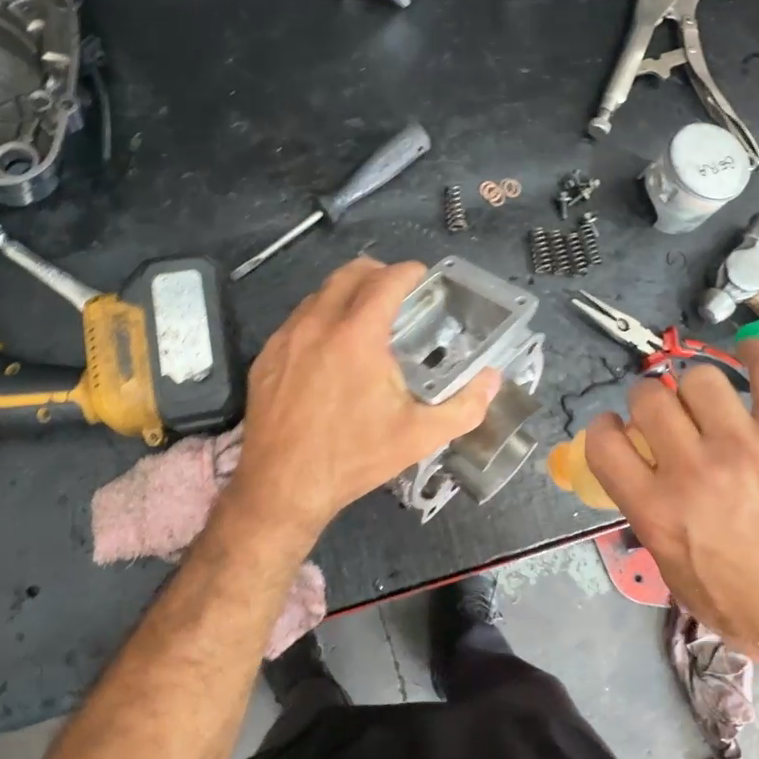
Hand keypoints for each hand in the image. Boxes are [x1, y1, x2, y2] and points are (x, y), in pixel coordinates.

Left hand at [227, 258, 500, 539]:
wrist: (283, 486)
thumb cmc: (354, 458)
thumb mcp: (420, 437)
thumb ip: (465, 406)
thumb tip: (492, 380)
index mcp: (357, 335)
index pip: (386, 281)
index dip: (408, 272)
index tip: (422, 276)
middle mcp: (318, 325)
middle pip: (348, 274)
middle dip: (376, 272)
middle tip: (396, 290)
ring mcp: (286, 339)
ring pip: (318, 295)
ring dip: (345, 294)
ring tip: (364, 317)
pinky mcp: (265, 358)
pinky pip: (295, 322)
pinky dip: (318, 320)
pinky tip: (329, 348)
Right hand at [584, 342, 758, 684]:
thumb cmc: (756, 610)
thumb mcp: (678, 580)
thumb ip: (652, 524)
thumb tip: (639, 480)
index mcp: (657, 511)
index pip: (604, 442)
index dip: (604, 429)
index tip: (618, 431)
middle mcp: (694, 471)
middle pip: (648, 399)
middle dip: (648, 403)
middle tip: (667, 419)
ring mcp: (745, 447)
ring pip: (699, 379)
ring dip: (697, 388)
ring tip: (711, 405)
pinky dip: (757, 354)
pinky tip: (749, 356)